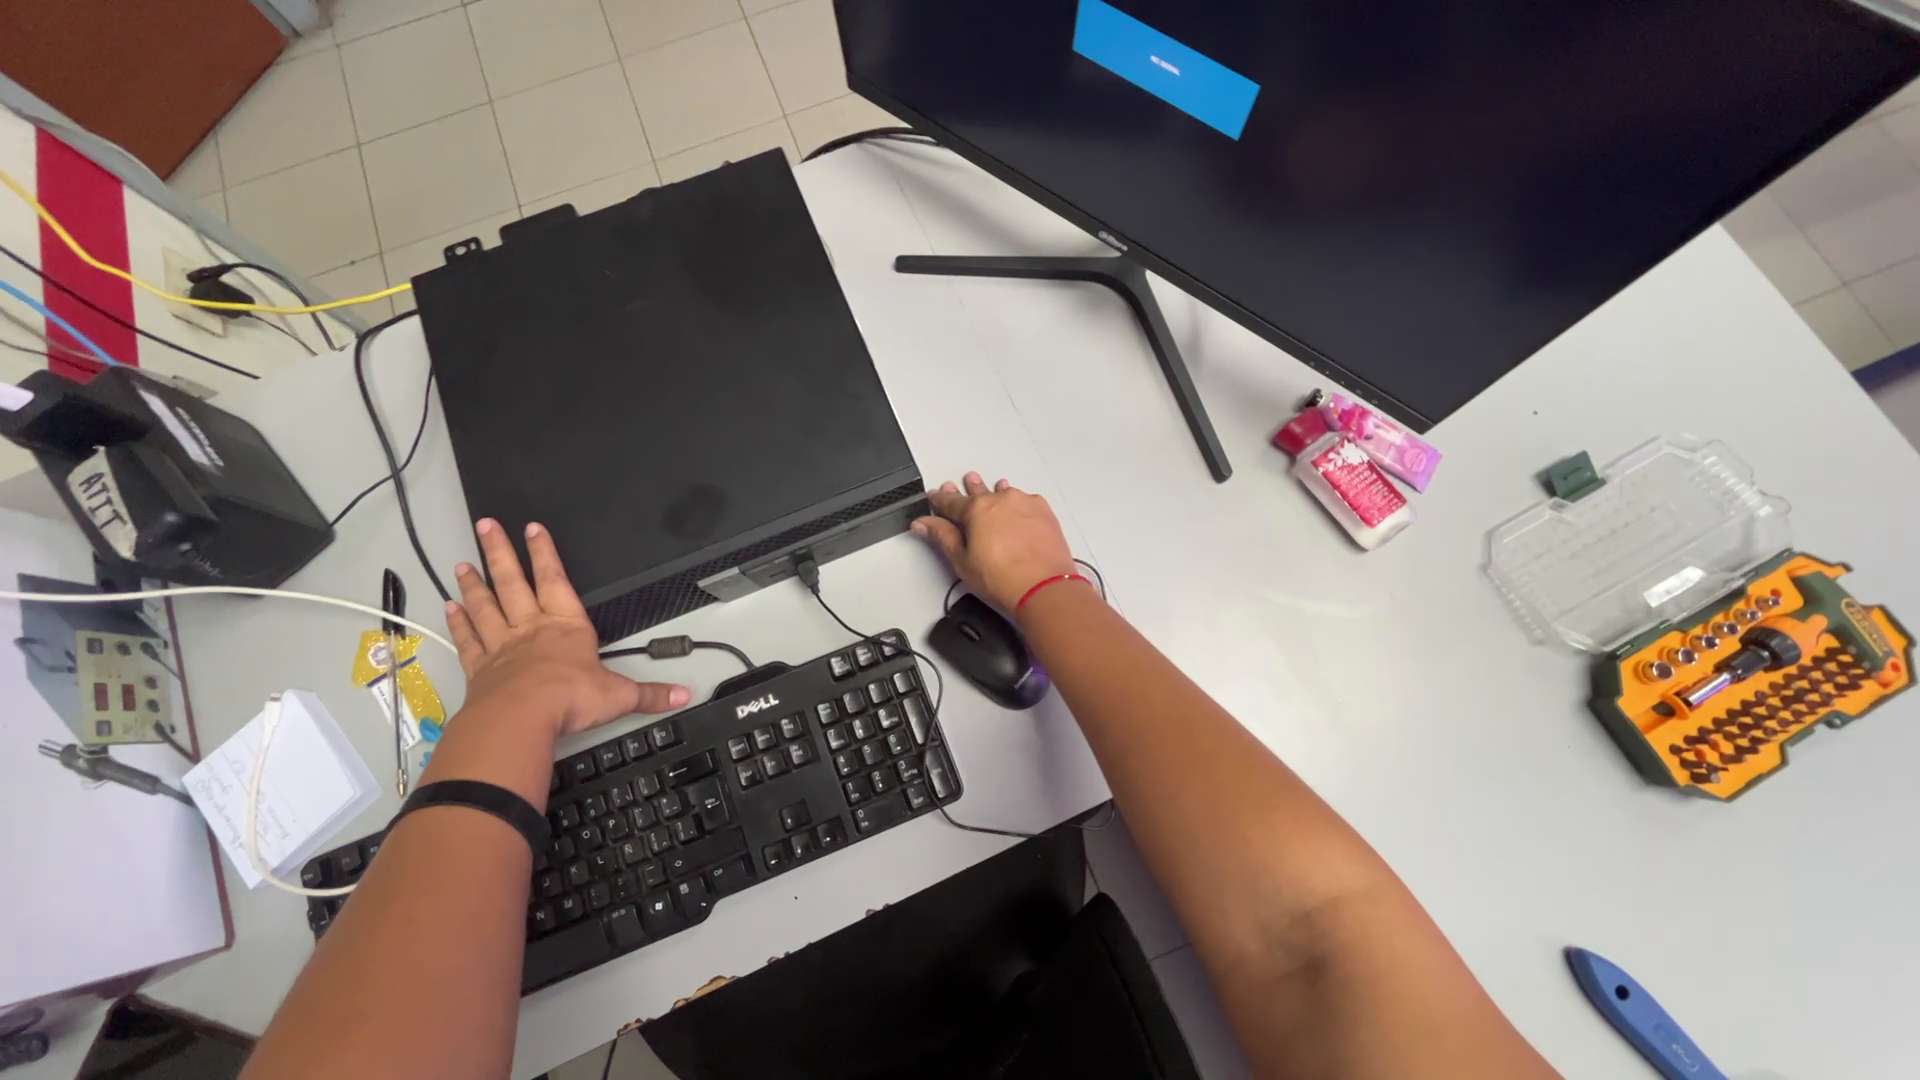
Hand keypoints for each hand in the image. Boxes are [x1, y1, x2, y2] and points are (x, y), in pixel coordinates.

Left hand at [447, 519, 689, 737]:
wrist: (521, 720)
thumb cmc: (568, 699)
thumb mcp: (620, 695)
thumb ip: (650, 694)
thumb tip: (681, 695)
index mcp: (567, 627)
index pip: (555, 580)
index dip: (545, 552)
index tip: (533, 528)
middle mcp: (531, 630)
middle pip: (513, 583)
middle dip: (500, 553)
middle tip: (486, 526)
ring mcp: (502, 647)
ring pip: (486, 606)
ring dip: (474, 584)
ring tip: (463, 563)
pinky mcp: (480, 670)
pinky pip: (468, 640)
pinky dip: (459, 623)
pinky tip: (449, 609)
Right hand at [914, 472, 1077, 611]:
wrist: (1043, 587)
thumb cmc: (1003, 578)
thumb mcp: (962, 560)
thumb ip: (942, 535)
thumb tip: (924, 523)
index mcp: (976, 509)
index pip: (951, 501)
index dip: (940, 500)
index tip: (935, 497)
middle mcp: (1001, 500)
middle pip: (979, 492)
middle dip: (968, 489)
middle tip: (962, 485)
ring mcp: (1025, 504)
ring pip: (1004, 493)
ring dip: (995, 492)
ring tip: (993, 489)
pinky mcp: (1044, 513)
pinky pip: (1026, 501)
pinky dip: (1018, 503)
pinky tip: (1018, 507)